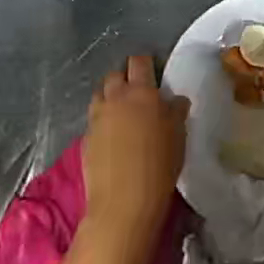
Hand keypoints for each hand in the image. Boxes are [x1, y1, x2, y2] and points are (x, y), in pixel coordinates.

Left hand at [81, 55, 188, 242]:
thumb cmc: (160, 164)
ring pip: (100, 94)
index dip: (146, 63)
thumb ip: (175, 112)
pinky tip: (113, 136)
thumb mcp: (178, 135)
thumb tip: (175, 100)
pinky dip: (102, 120)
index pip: (139, 63)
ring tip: (123, 112)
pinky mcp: (85, 138)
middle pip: (115, 74)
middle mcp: (115, 99)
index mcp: (141, 92)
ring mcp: (96, 118)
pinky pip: (94, 119)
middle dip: (125, 78)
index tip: (154, 72)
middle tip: (138, 92)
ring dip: (110, 97)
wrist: (124, 201)